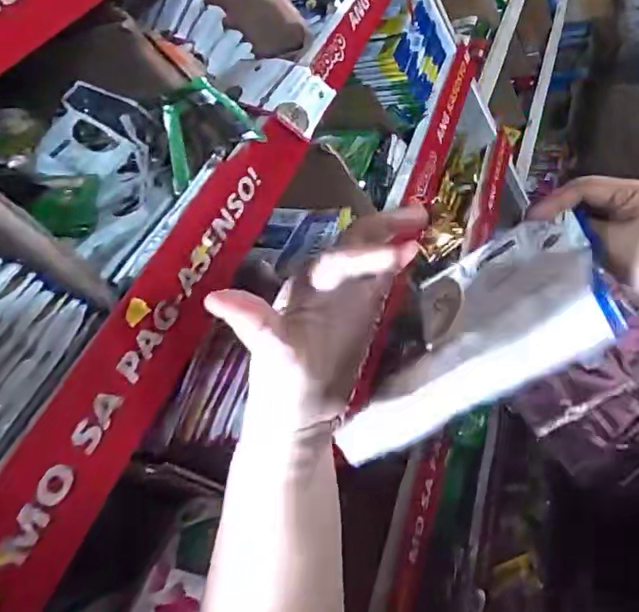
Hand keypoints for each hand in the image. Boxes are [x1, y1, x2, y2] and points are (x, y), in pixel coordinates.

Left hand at [204, 206, 426, 438]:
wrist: (300, 423)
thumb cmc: (283, 391)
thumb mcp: (270, 358)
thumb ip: (253, 323)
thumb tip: (215, 296)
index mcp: (304, 288)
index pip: (339, 259)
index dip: (370, 253)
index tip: (404, 252)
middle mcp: (325, 282)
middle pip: (355, 243)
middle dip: (385, 227)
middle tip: (420, 216)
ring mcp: (345, 294)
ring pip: (370, 254)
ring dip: (394, 235)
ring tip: (423, 222)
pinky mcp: (362, 309)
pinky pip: (380, 276)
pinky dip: (398, 260)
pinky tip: (415, 251)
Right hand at [528, 176, 638, 318]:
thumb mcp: (614, 243)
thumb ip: (583, 229)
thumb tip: (552, 227)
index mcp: (629, 190)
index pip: (584, 187)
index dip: (556, 201)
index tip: (533, 218)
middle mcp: (623, 198)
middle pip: (581, 198)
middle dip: (556, 210)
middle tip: (530, 226)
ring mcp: (620, 217)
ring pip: (582, 214)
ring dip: (563, 224)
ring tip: (537, 235)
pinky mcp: (616, 237)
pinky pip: (588, 230)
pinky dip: (573, 237)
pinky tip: (556, 246)